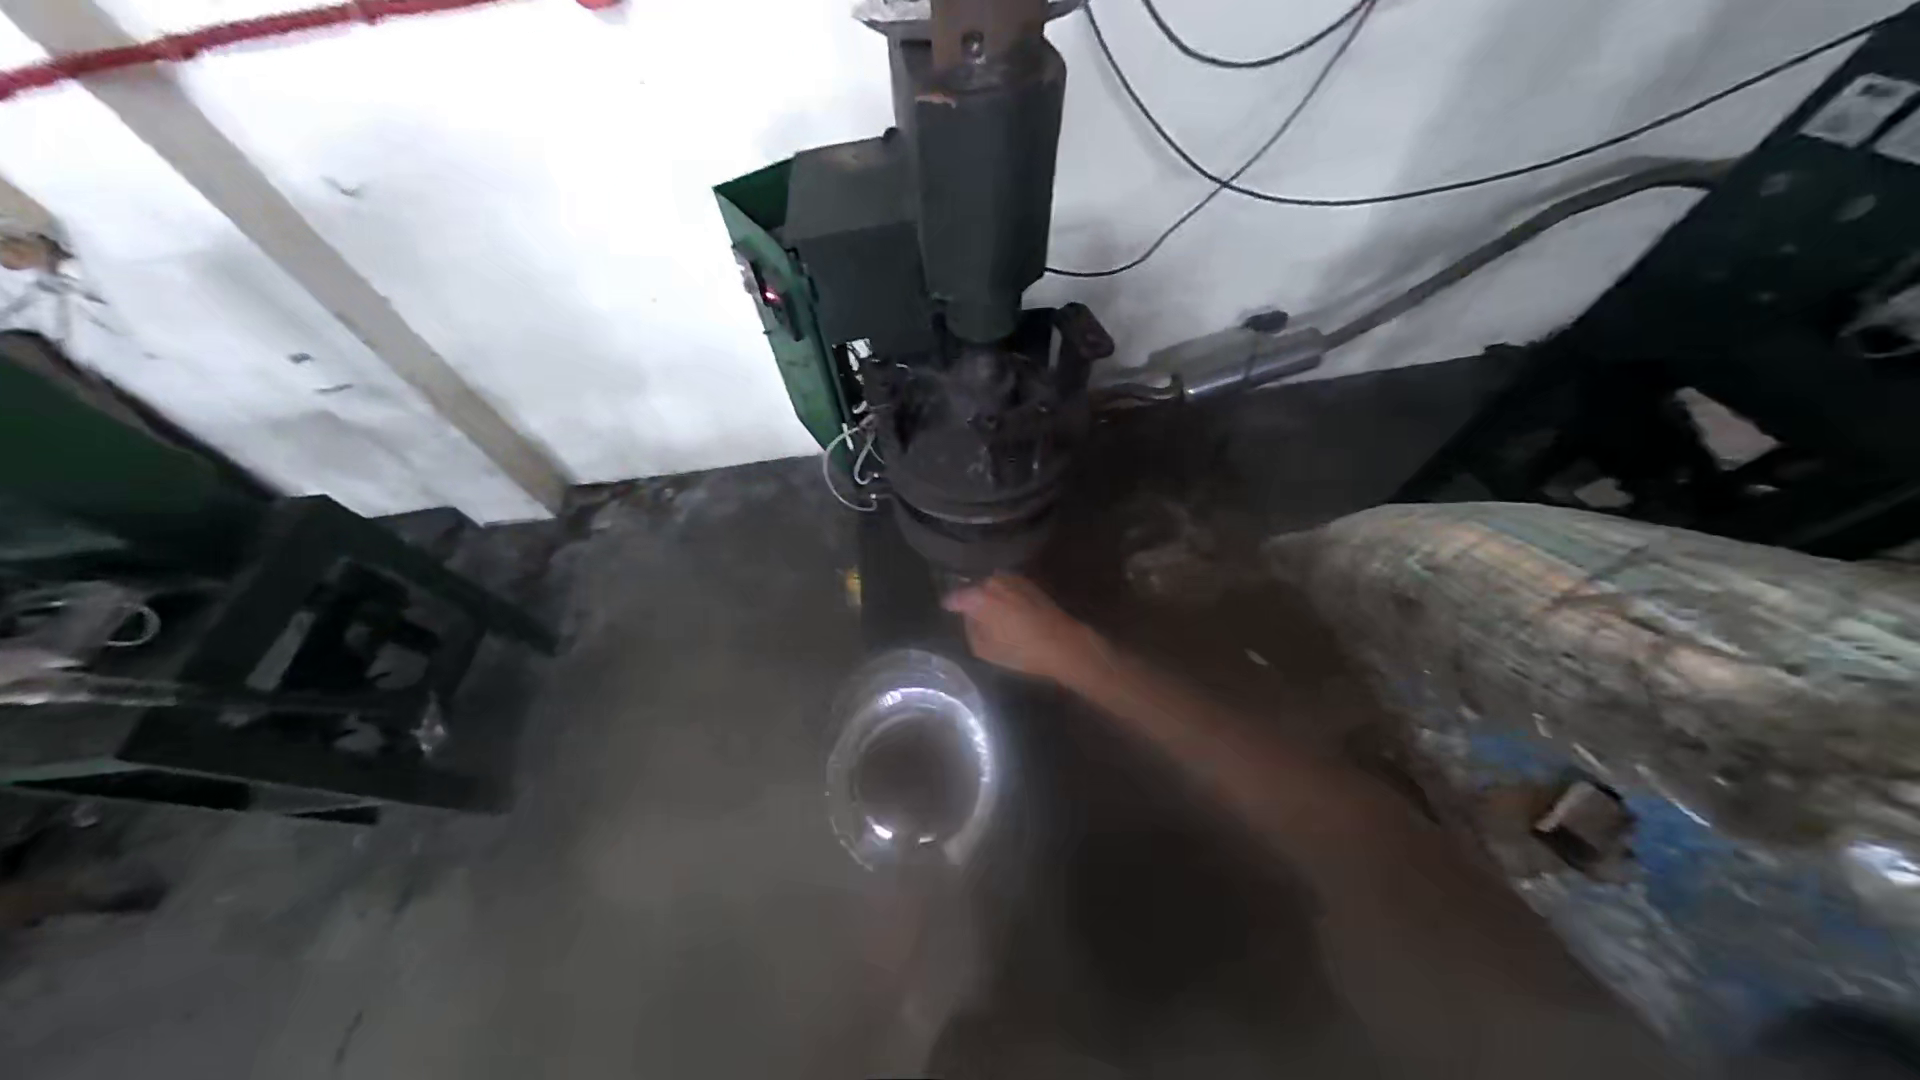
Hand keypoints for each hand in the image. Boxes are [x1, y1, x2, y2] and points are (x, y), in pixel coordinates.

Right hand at [941, 574, 1106, 683]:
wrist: (1063, 643)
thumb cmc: (1021, 650)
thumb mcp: (984, 649)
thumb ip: (969, 629)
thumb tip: (968, 617)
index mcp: (978, 597)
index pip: (953, 597)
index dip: (949, 605)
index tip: (948, 611)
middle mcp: (992, 581)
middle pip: (973, 588)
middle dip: (970, 599)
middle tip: (970, 615)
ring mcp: (1011, 578)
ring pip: (990, 585)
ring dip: (988, 596)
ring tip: (990, 613)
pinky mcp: (1028, 582)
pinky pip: (1006, 586)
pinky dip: (1003, 595)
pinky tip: (1008, 610)